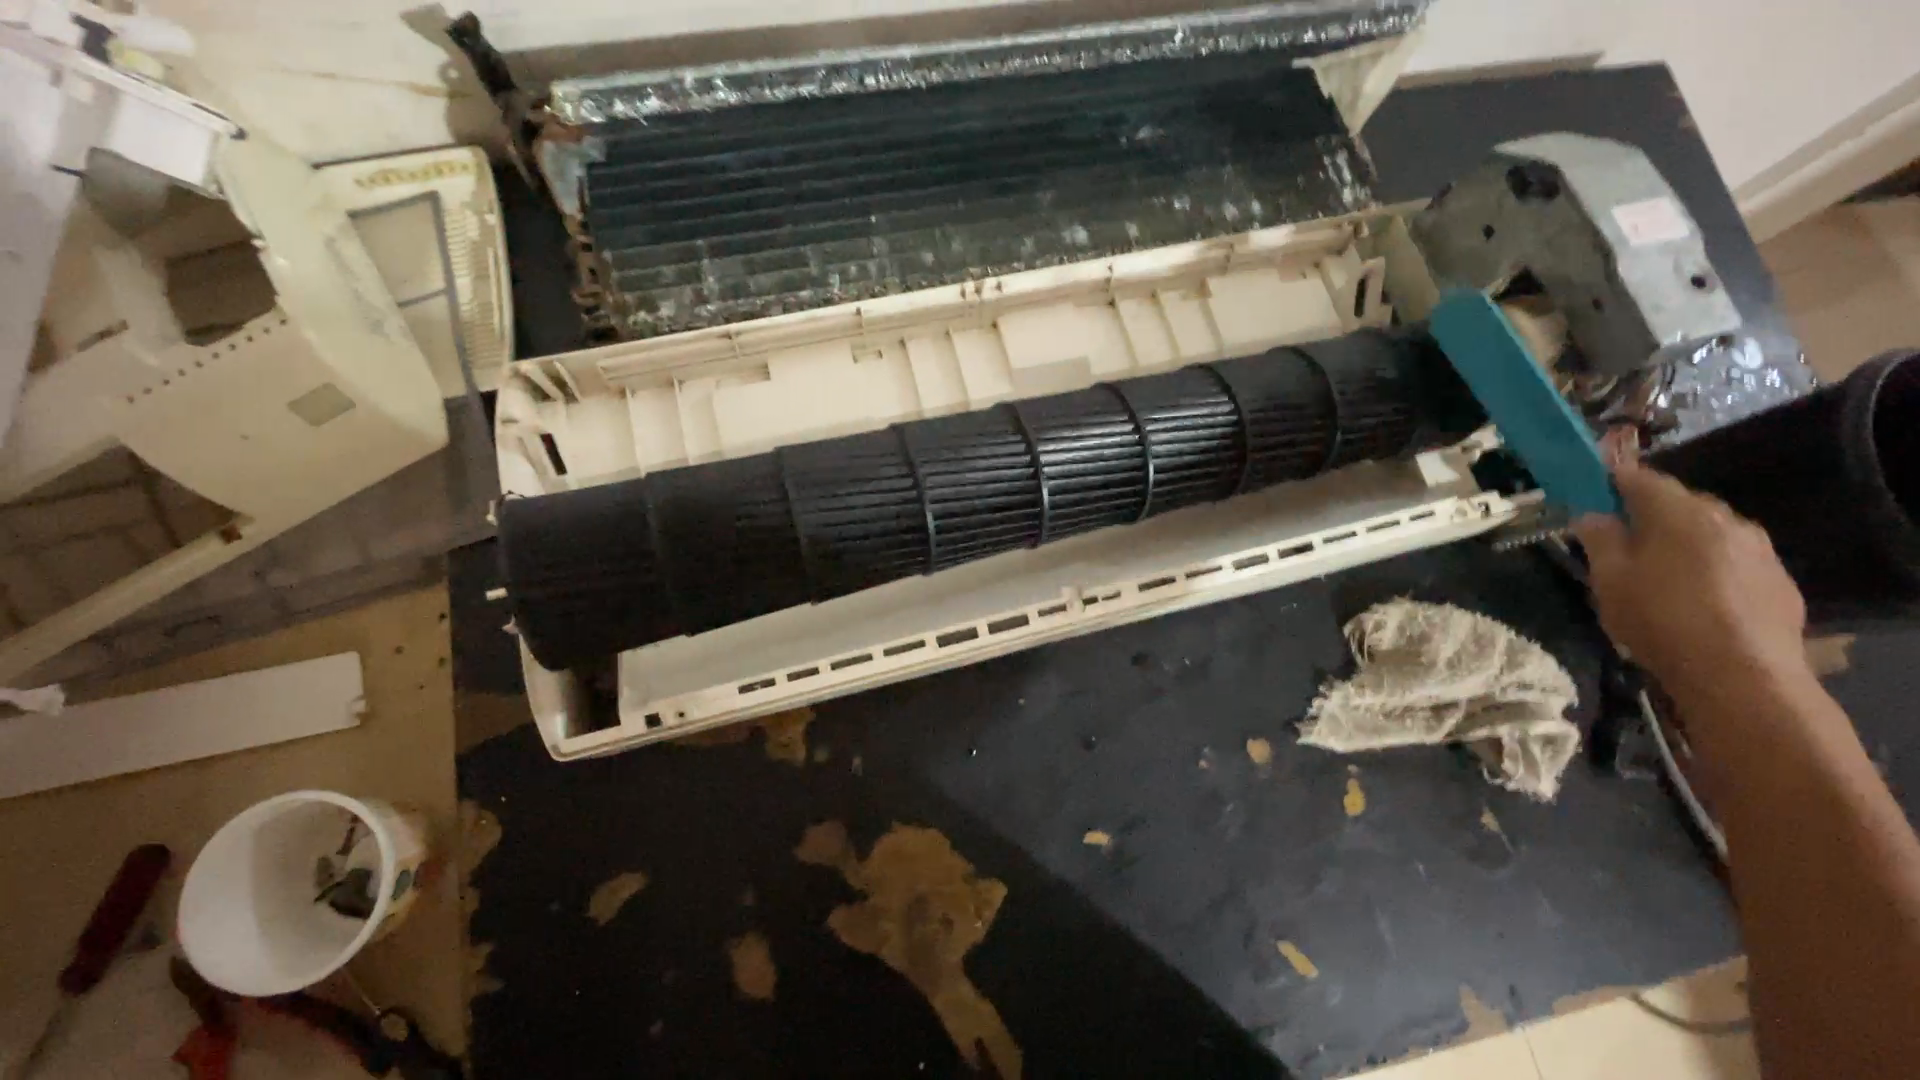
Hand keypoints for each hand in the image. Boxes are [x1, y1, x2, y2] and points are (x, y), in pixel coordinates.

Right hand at [1571, 460, 1810, 706]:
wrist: (1741, 675)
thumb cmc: (1661, 620)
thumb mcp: (1609, 580)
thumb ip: (1599, 540)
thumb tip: (1592, 515)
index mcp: (1678, 512)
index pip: (1638, 477)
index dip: (1609, 480)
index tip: (1588, 492)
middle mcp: (1725, 518)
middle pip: (1677, 502)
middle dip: (1648, 514)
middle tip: (1620, 540)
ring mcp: (1759, 549)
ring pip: (1709, 532)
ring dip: (1681, 541)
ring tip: (1659, 574)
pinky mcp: (1778, 580)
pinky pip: (1734, 560)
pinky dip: (1710, 567)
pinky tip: (1697, 599)